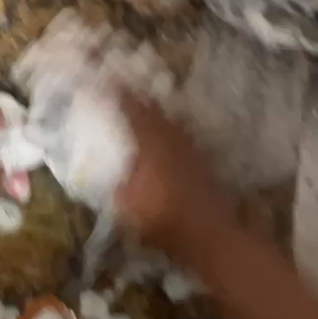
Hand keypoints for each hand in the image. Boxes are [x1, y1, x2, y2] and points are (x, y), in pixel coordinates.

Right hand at [116, 96, 233, 251]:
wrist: (210, 236)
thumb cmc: (163, 219)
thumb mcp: (125, 205)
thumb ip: (115, 185)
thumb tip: (108, 174)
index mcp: (150, 143)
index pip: (133, 111)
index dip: (119, 95)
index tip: (107, 82)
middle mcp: (172, 139)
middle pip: (155, 110)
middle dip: (139, 99)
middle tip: (125, 91)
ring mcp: (191, 150)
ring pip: (171, 123)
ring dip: (157, 114)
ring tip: (144, 110)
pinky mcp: (203, 164)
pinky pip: (182, 138)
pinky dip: (170, 133)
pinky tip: (166, 140)